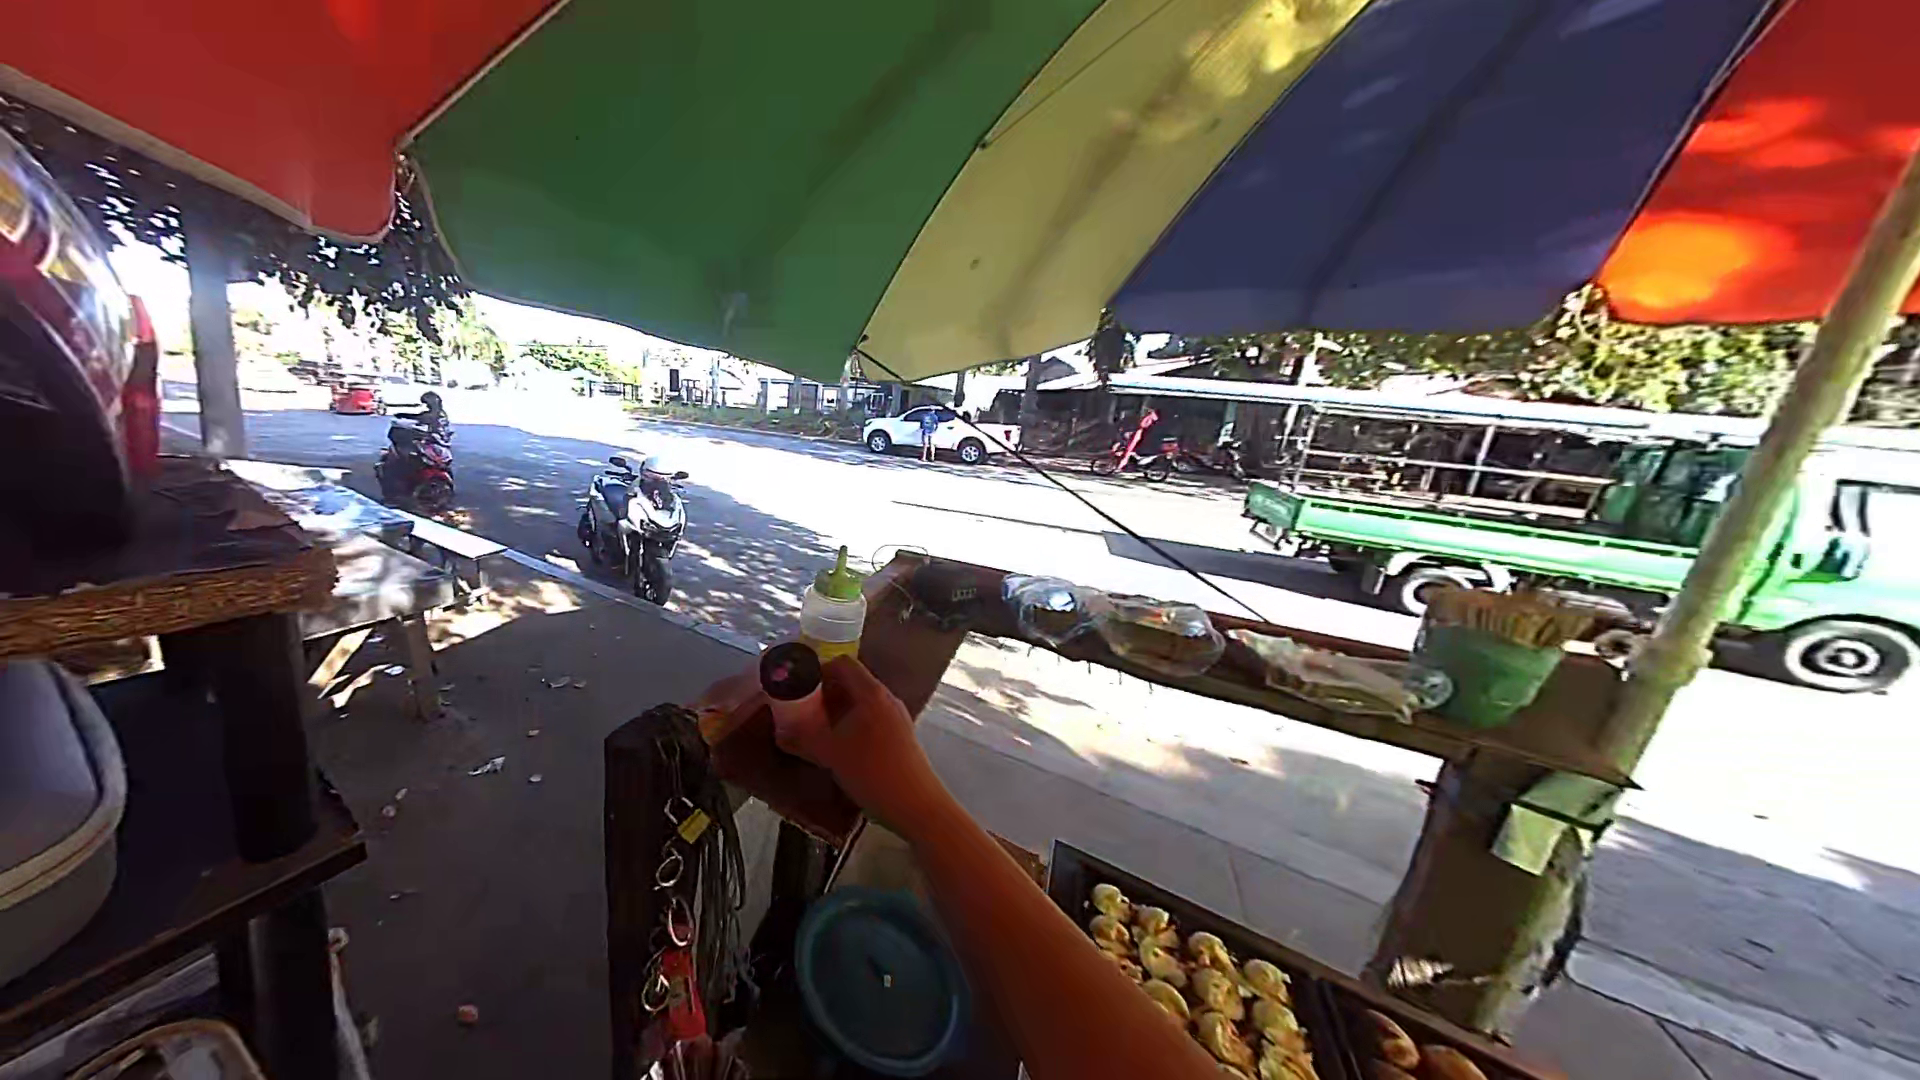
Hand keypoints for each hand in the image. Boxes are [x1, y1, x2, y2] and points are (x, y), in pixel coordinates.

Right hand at [775, 656, 954, 836]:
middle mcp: (887, 698)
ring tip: (817, 730)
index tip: (799, 687)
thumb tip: (781, 730)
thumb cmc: (872, 772)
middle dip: (825, 693)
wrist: (916, 804)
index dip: (818, 670)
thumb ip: (802, 738)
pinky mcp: (901, 735)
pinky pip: (872, 718)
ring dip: (838, 711)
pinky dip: (852, 724)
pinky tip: (840, 747)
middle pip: (852, 682)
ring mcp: (897, 716)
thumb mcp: (830, 753)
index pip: (843, 663)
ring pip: (862, 702)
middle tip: (802, 711)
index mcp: (871, 693)